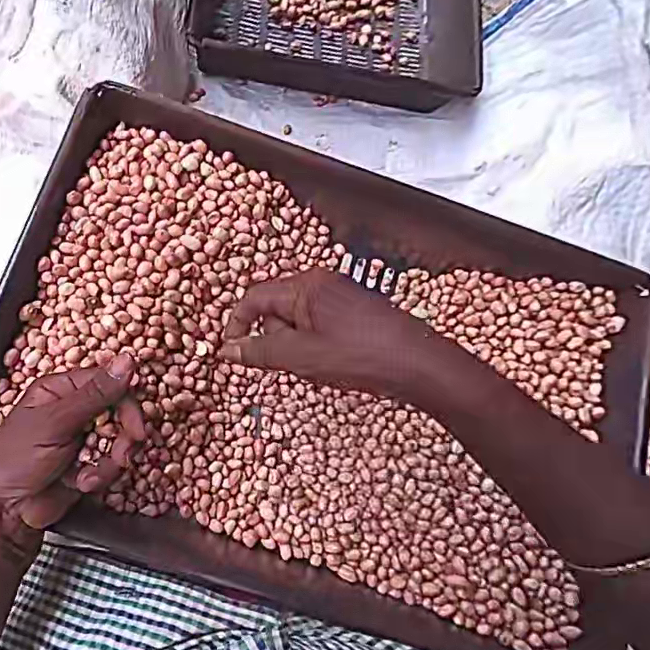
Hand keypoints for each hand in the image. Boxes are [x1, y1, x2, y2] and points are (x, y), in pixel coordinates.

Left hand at [0, 354, 147, 562]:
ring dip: (110, 461)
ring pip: (119, 440)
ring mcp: (80, 438)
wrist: (4, 512)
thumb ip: (96, 394)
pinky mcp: (86, 464)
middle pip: (119, 412)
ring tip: (89, 475)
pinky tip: (81, 483)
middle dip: (122, 437)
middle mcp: (73, 411)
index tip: (136, 426)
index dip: (125, 403)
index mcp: (60, 391)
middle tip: (121, 454)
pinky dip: (101, 475)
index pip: (107, 383)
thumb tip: (127, 361)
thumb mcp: (56, 422)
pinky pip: (111, 463)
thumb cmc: (15, 461)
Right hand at [218, 268, 460, 400]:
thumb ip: (260, 351)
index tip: (231, 351)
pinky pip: (318, 326)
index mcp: (305, 286)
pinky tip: (333, 364)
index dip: (237, 325)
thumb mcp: (301, 357)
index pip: (254, 298)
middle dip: (273, 338)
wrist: (420, 366)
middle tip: (288, 364)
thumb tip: (229, 350)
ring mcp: (341, 296)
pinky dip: (314, 346)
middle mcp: (322, 283)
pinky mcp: (355, 312)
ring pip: (298, 320)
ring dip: (295, 345)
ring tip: (317, 366)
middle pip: (276, 308)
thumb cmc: (362, 356)